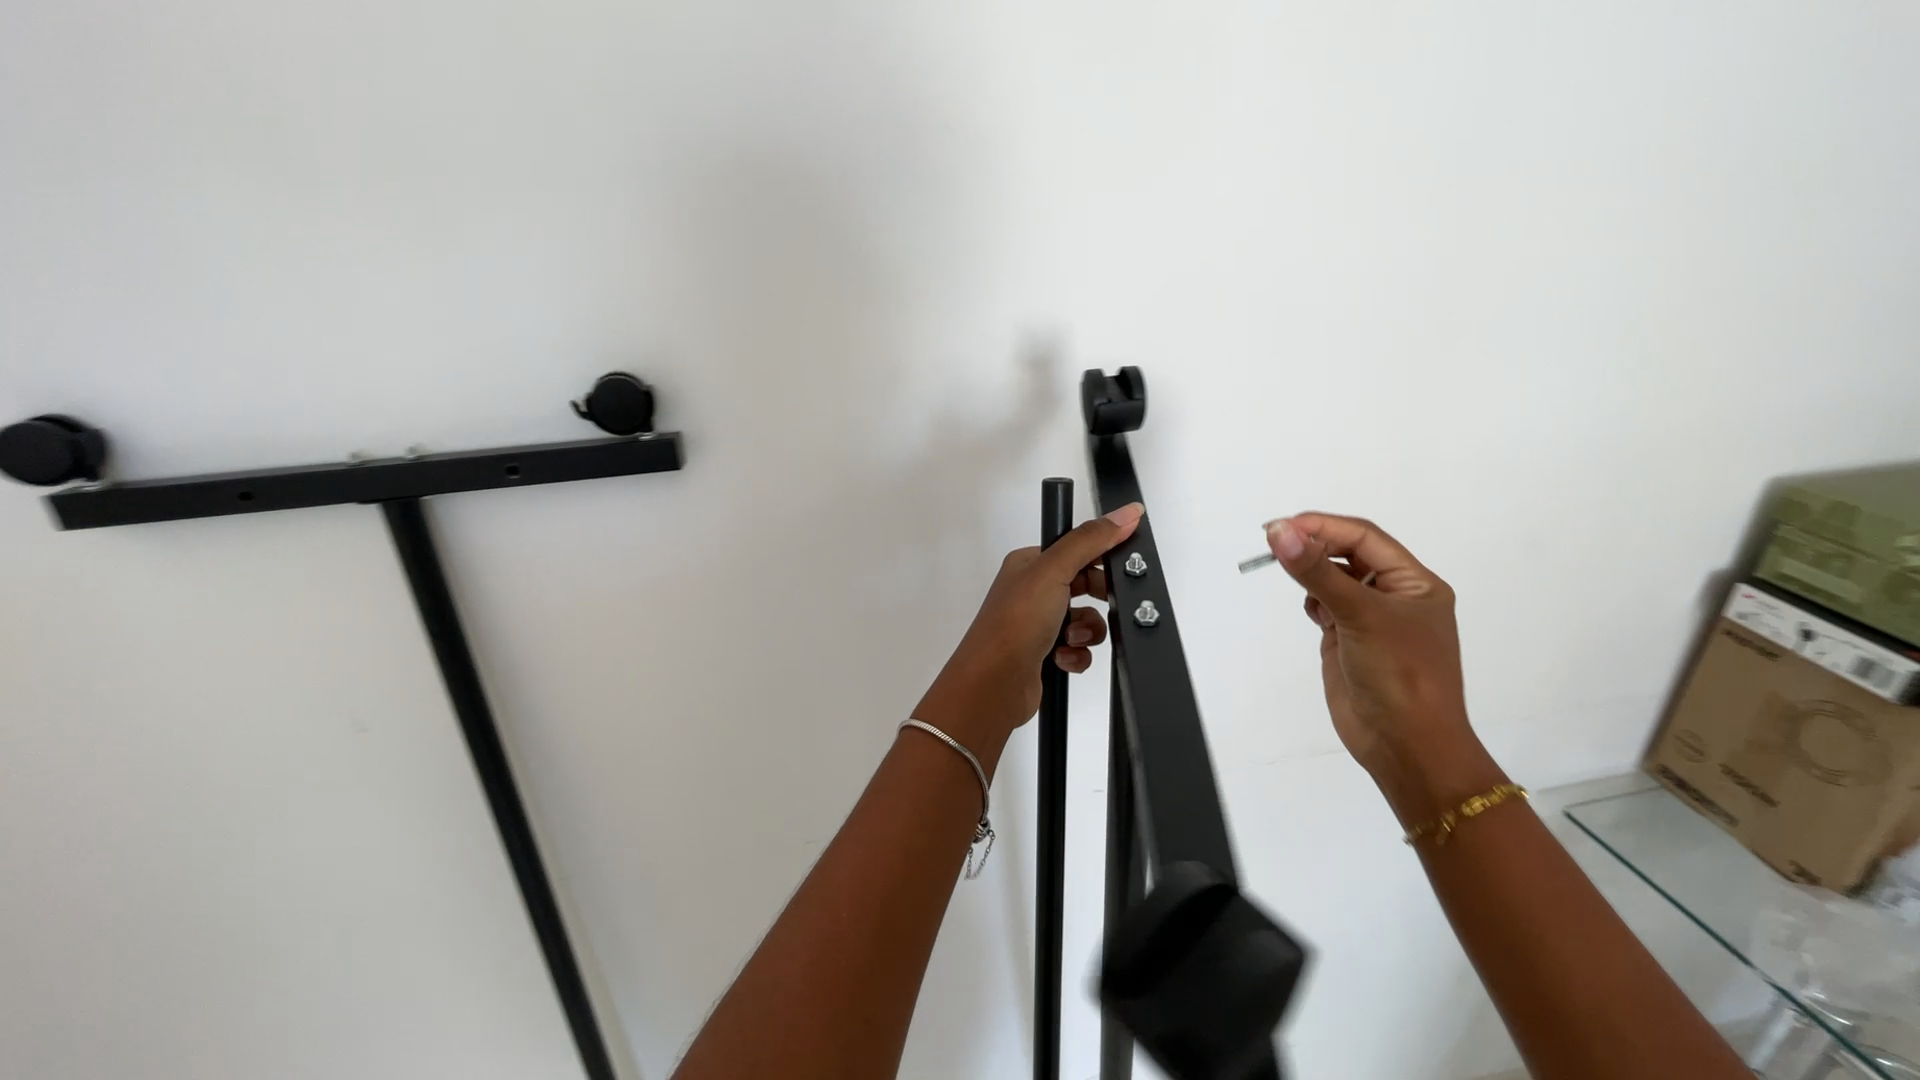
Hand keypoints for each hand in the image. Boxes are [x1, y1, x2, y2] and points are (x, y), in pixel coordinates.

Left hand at [913, 503, 1144, 764]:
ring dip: (1086, 632)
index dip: (1100, 557)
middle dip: (1096, 600)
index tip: (1121, 567)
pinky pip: (1079, 649)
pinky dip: (1077, 655)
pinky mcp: (1045, 654)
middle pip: (1085, 586)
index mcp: (1029, 563)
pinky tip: (1062, 659)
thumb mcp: (1054, 571)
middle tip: (1100, 604)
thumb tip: (1127, 513)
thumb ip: (1091, 540)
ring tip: (1070, 639)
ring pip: (1086, 621)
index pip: (1076, 549)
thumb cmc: (1014, 623)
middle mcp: (1032, 591)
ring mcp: (1038, 624)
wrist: (994, 684)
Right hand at [1265, 513, 1495, 817]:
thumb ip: (1317, 572)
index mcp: (1415, 582)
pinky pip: (1326, 606)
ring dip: (1311, 573)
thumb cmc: (1399, 673)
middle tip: (1274, 543)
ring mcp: (1371, 620)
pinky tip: (1309, 609)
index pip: (1364, 538)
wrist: (1407, 746)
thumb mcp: (1359, 614)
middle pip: (1348, 554)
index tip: (1282, 527)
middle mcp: (1395, 595)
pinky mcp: (1348, 641)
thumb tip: (1278, 531)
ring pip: (1334, 579)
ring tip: (1288, 571)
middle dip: (1314, 546)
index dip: (1324, 527)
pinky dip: (1312, 600)